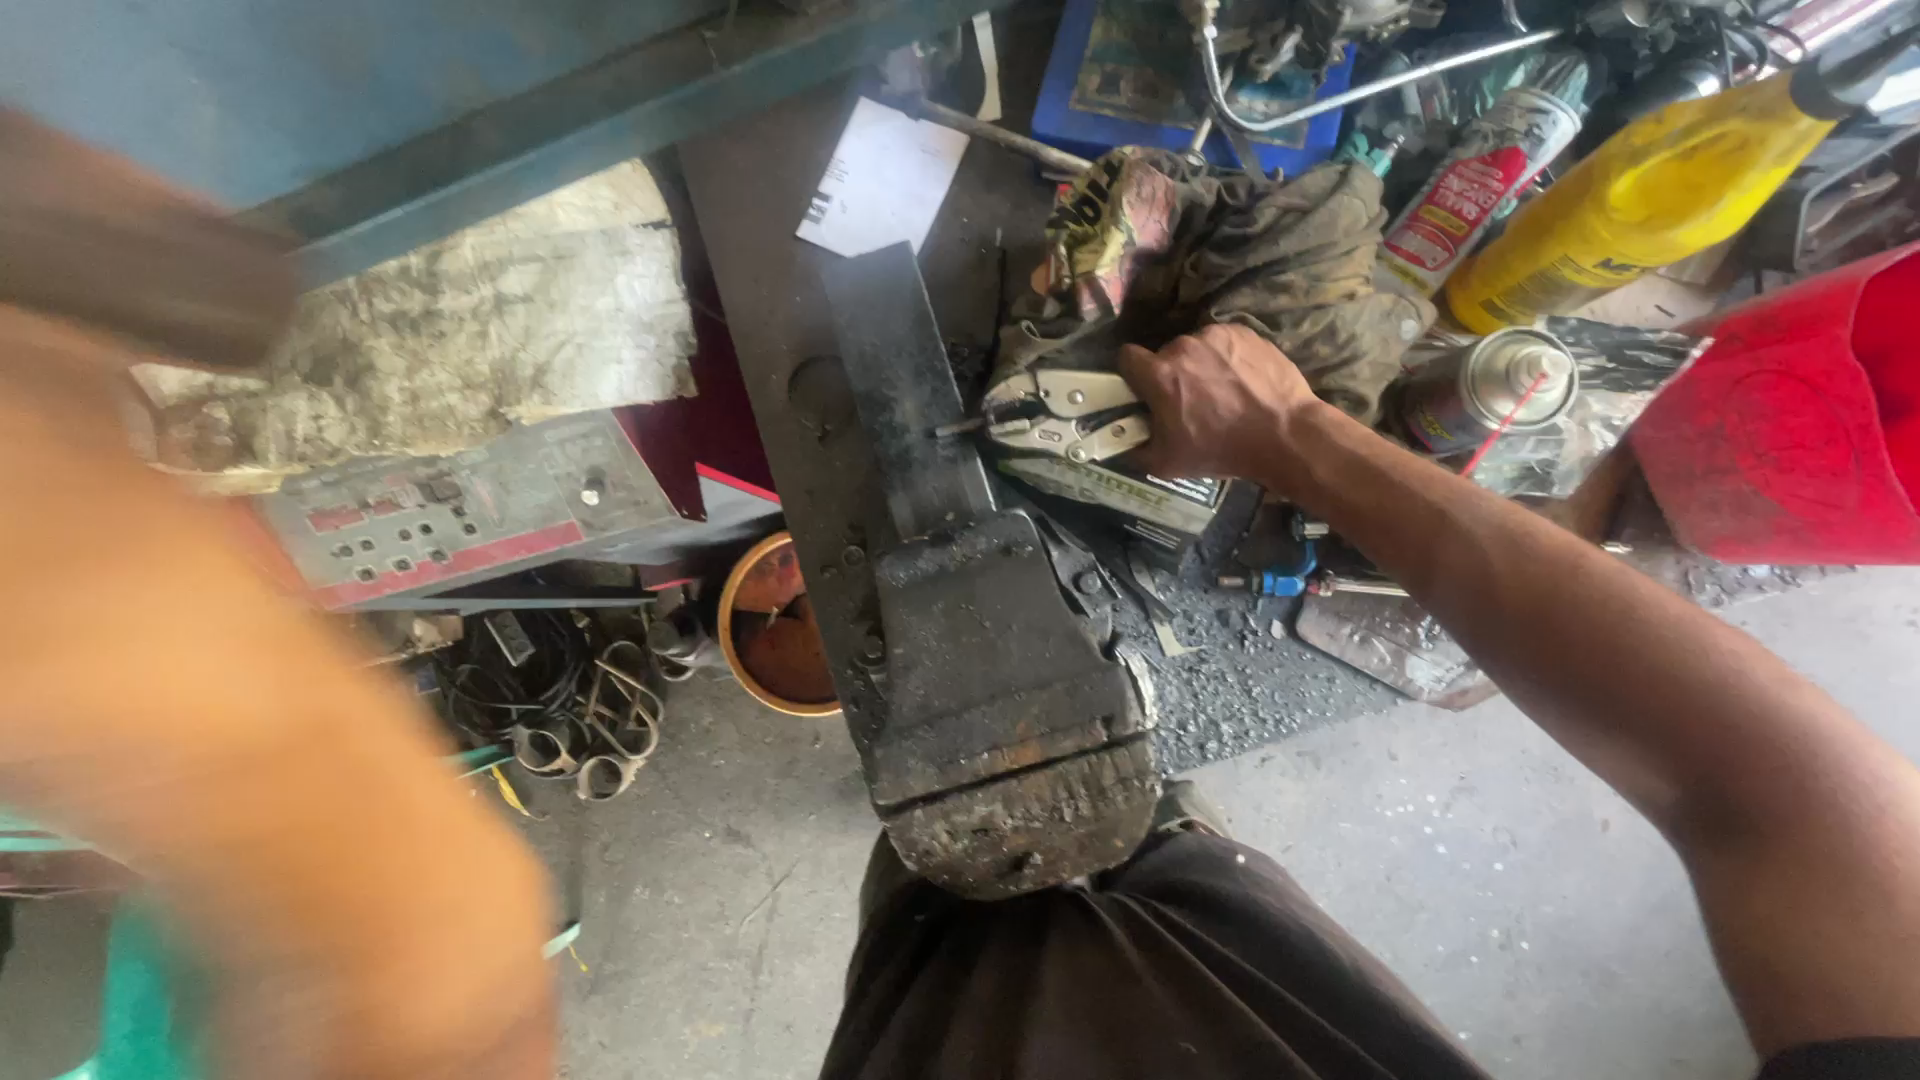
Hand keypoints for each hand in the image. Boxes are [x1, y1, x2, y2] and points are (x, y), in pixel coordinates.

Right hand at [1117, 323, 1326, 487]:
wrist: (1284, 434)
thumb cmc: (1221, 450)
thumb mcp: (1167, 463)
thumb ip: (1135, 449)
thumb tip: (1122, 441)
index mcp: (1159, 375)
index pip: (1126, 357)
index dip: (1132, 373)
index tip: (1143, 389)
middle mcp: (1183, 347)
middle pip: (1164, 355)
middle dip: (1170, 374)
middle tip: (1188, 400)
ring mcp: (1216, 336)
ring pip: (1194, 347)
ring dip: (1199, 364)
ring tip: (1220, 391)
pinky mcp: (1243, 332)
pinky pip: (1222, 342)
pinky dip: (1225, 358)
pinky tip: (1240, 380)